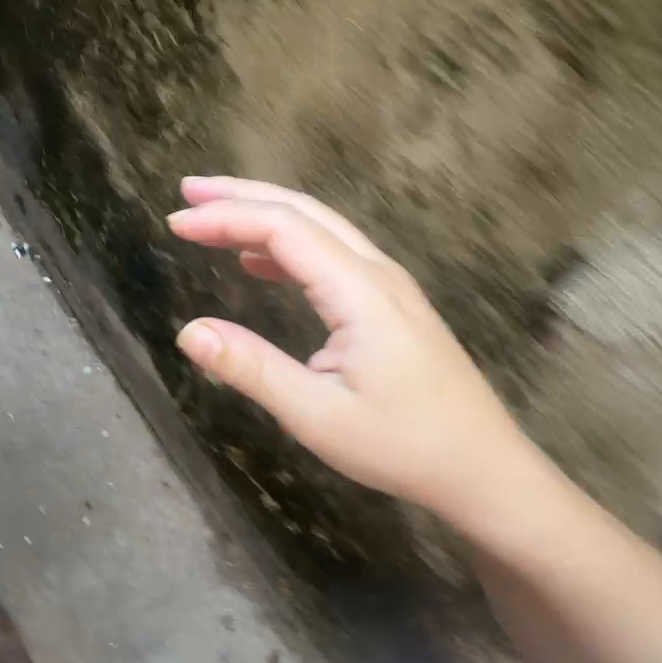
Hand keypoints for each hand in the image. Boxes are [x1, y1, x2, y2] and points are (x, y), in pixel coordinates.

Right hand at [167, 176, 531, 515]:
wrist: (485, 470)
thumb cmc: (403, 445)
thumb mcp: (317, 416)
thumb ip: (251, 369)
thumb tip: (188, 331)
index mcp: (359, 291)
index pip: (283, 229)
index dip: (227, 218)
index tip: (176, 224)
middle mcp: (376, 273)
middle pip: (304, 211)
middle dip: (242, 196)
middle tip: (187, 192)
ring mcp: (387, 285)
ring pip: (319, 228)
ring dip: (263, 215)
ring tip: (211, 217)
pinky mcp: (389, 303)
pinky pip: (330, 254)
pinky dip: (285, 246)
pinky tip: (256, 263)